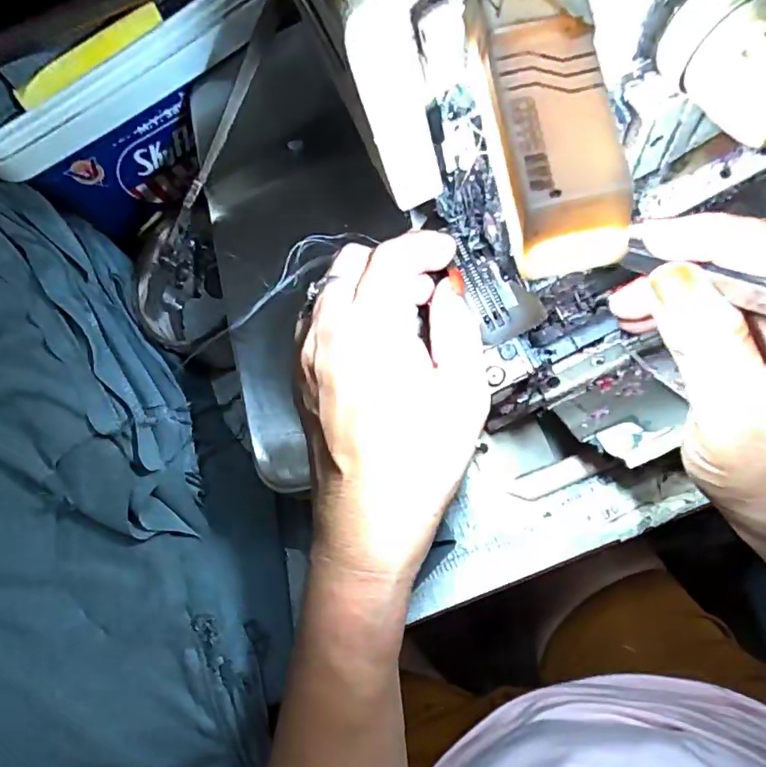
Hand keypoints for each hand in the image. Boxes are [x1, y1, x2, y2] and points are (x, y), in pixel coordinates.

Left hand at [296, 232, 487, 581]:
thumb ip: (458, 328)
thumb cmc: (418, 468)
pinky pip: (318, 323)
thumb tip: (448, 295)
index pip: (391, 257)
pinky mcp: (302, 380)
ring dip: (368, 287)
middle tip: (429, 290)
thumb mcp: (463, 395)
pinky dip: (345, 314)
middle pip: (352, 263)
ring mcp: (307, 358)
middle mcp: (328, 335)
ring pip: (330, 291)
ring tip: (404, 318)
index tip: (444, 252)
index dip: (424, 244)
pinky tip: (373, 343)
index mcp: (370, 331)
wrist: (367, 522)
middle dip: (394, 263)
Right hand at [608, 214, 765, 576]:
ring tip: (637, 305)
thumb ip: (706, 343)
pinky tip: (672, 315)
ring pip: (765, 280)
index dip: (712, 241)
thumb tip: (670, 277)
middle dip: (697, 268)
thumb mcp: (733, 423)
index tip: (647, 240)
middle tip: (631, 287)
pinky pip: (765, 306)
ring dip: (698, 289)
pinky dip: (714, 309)